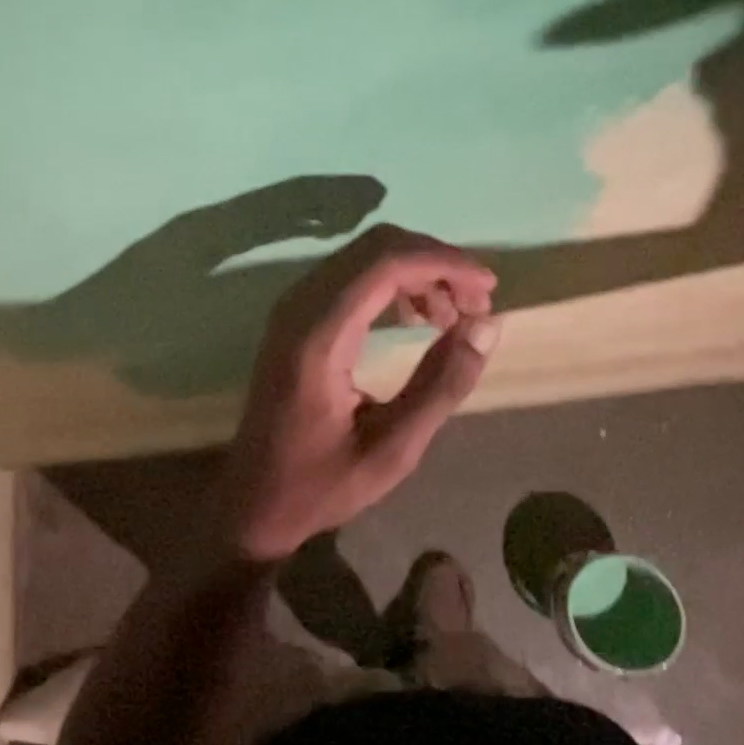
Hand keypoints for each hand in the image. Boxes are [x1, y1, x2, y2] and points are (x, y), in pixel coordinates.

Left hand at [217, 225, 499, 562]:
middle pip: (375, 247)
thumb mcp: (394, 449)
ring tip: (456, 316)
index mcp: (318, 337)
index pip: (384, 264)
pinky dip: (392, 283)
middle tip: (478, 303)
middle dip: (435, 262)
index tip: (490, 287)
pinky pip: (350, 275)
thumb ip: (441, 385)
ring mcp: (292, 308)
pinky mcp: (295, 316)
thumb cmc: (321, 483)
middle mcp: (299, 307)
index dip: (444, 263)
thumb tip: (487, 325)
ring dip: (416, 271)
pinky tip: (418, 318)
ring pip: (363, 256)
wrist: (254, 496)